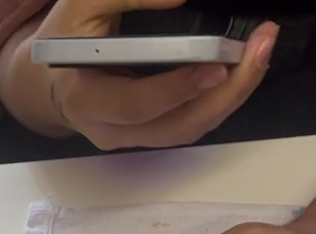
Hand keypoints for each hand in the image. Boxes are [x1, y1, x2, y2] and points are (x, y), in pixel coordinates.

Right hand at [0, 0, 276, 149]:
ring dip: (232, 95)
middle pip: (174, 127)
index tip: (218, 65)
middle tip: (261, 45)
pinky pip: (191, 123)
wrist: (53, 77)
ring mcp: (133, 138)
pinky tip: (244, 65)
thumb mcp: (84, 3)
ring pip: (189, 129)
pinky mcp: (150, 133)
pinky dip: (222, 97)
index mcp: (86, 100)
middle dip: (225, 92)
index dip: (176, 89)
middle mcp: (110, 130)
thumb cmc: (68, 35)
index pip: (134, 105)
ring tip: (262, 50)